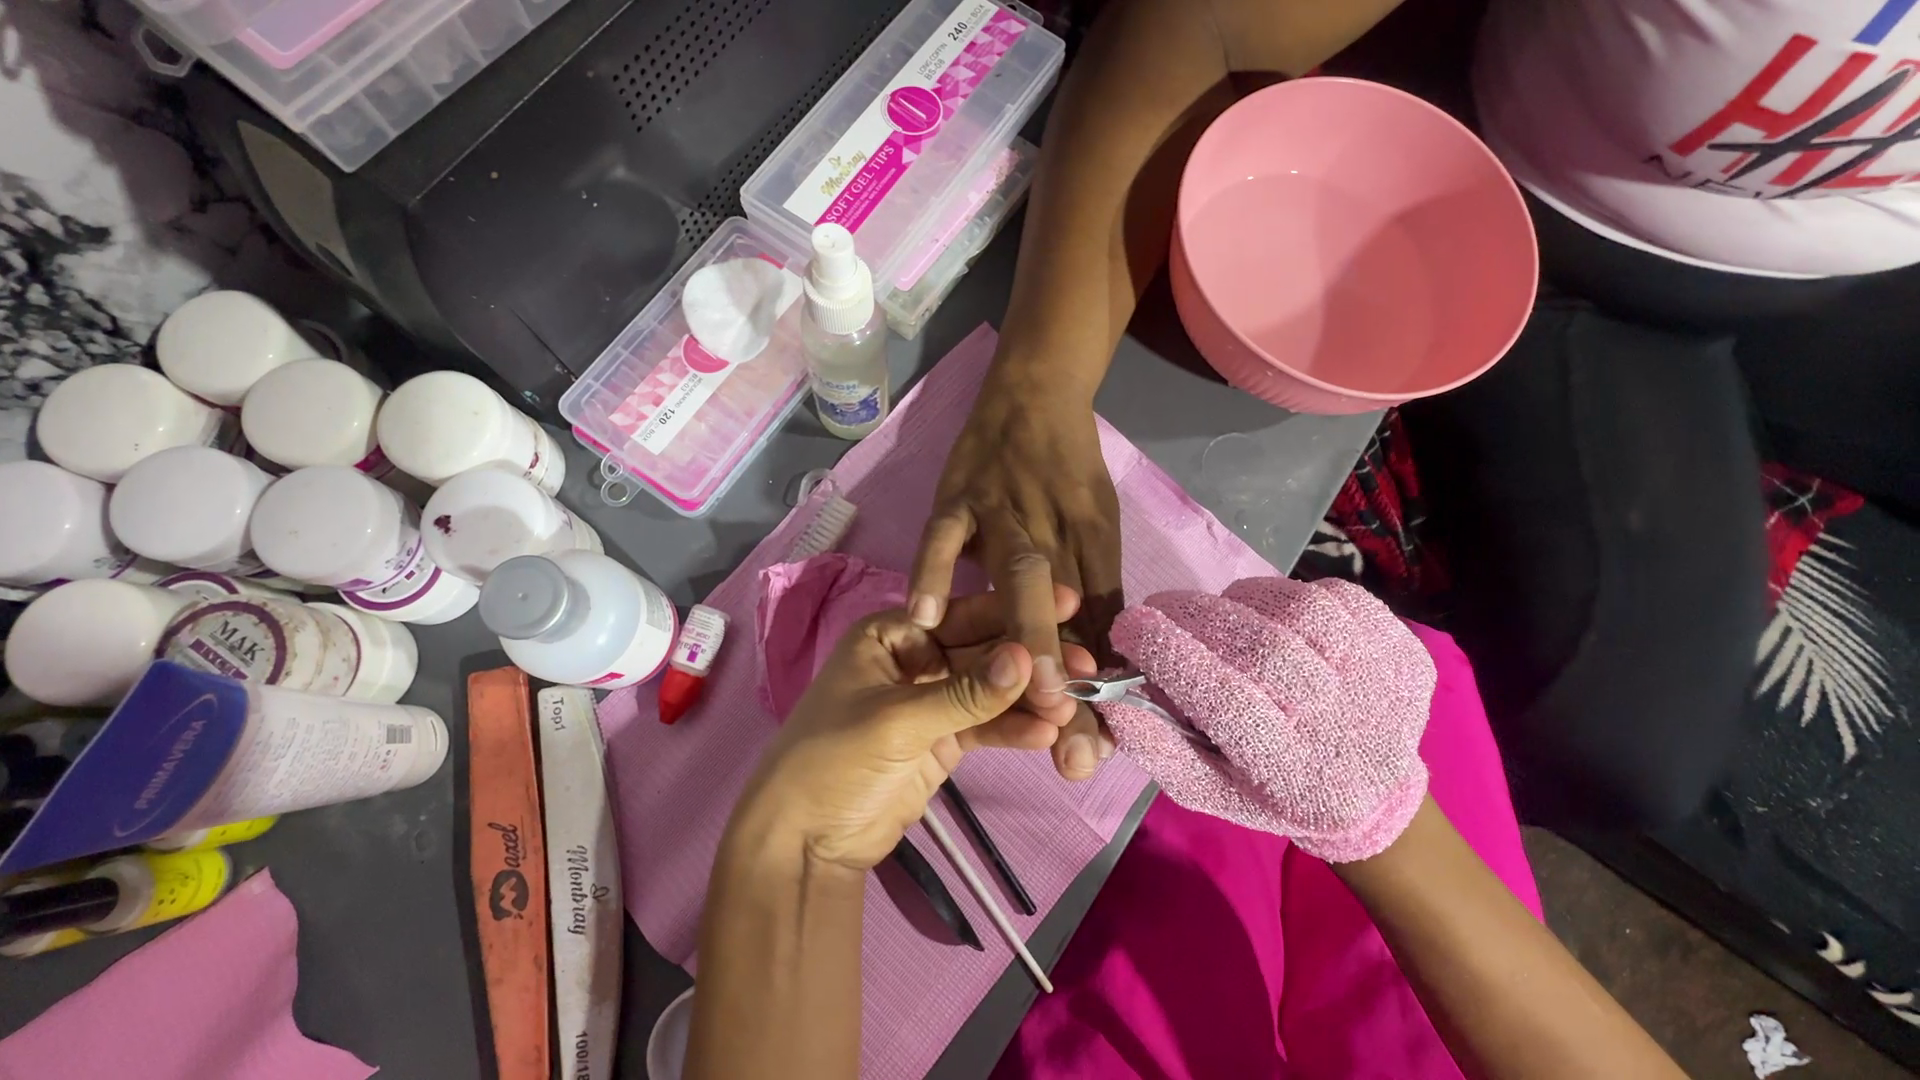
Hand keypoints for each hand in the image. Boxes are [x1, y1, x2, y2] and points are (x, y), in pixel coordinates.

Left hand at [740, 592, 1094, 871]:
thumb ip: (965, 693)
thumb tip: (1028, 658)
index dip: (1010, 611)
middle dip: (1031, 659)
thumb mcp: (898, 720)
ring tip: (1075, 705)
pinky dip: (1014, 729)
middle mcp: (915, 658)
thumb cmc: (834, 759)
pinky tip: (1049, 733)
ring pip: (991, 690)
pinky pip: (986, 726)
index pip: (959, 613)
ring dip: (1030, 698)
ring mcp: (931, 701)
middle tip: (1084, 664)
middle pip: (983, 651)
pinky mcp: (943, 740)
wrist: (805, 838)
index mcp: (892, 634)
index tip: (1065, 604)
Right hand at [910, 371, 1122, 781]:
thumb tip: (1101, 663)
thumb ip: (1093, 592)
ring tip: (1015, 694)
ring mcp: (1006, 511)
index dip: (1099, 682)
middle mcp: (1056, 532)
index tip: (1096, 745)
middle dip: (1068, 674)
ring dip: (1022, 632)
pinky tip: (923, 617)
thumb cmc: (1067, 468)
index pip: (1100, 621)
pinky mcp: (959, 494)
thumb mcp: (1095, 526)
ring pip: (1018, 575)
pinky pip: (944, 534)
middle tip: (1068, 741)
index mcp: (1094, 542)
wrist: (1037, 388)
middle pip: (1066, 609)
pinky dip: (935, 570)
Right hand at [1099, 577, 1435, 861]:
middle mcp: (1344, 728)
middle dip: (1194, 614)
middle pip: (1263, 649)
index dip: (1168, 653)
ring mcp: (1384, 685)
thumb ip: (1157, 747)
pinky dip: (1289, 592)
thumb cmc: (1274, 794)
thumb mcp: (1208, 791)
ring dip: (1240, 598)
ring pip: (1300, 611)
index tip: (1127, 625)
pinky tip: (1268, 611)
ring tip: (1215, 610)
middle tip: (1158, 607)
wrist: (1372, 795)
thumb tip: (1111, 694)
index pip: (1224, 699)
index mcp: (1292, 774)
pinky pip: (1338, 595)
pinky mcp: (1406, 652)